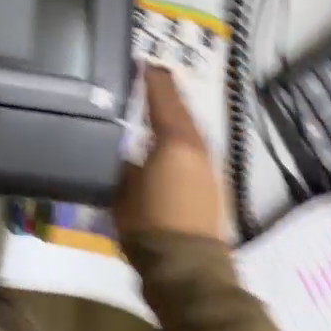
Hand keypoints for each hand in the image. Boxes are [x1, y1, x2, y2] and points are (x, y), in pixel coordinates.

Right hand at [114, 67, 224, 240]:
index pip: (162, 93)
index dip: (149, 75)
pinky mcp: (212, 185)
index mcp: (174, 138)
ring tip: (150, 106)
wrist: (187, 272)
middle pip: (180, 107)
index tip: (136, 59)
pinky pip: (192, 147)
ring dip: (172, 113)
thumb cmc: (148, 223)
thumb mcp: (120, 185)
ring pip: (189, 127)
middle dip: (163, 91)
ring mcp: (209, 166)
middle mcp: (197, 145)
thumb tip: (119, 142)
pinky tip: (162, 141)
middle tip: (143, 78)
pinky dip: (178, 135)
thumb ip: (122, 157)